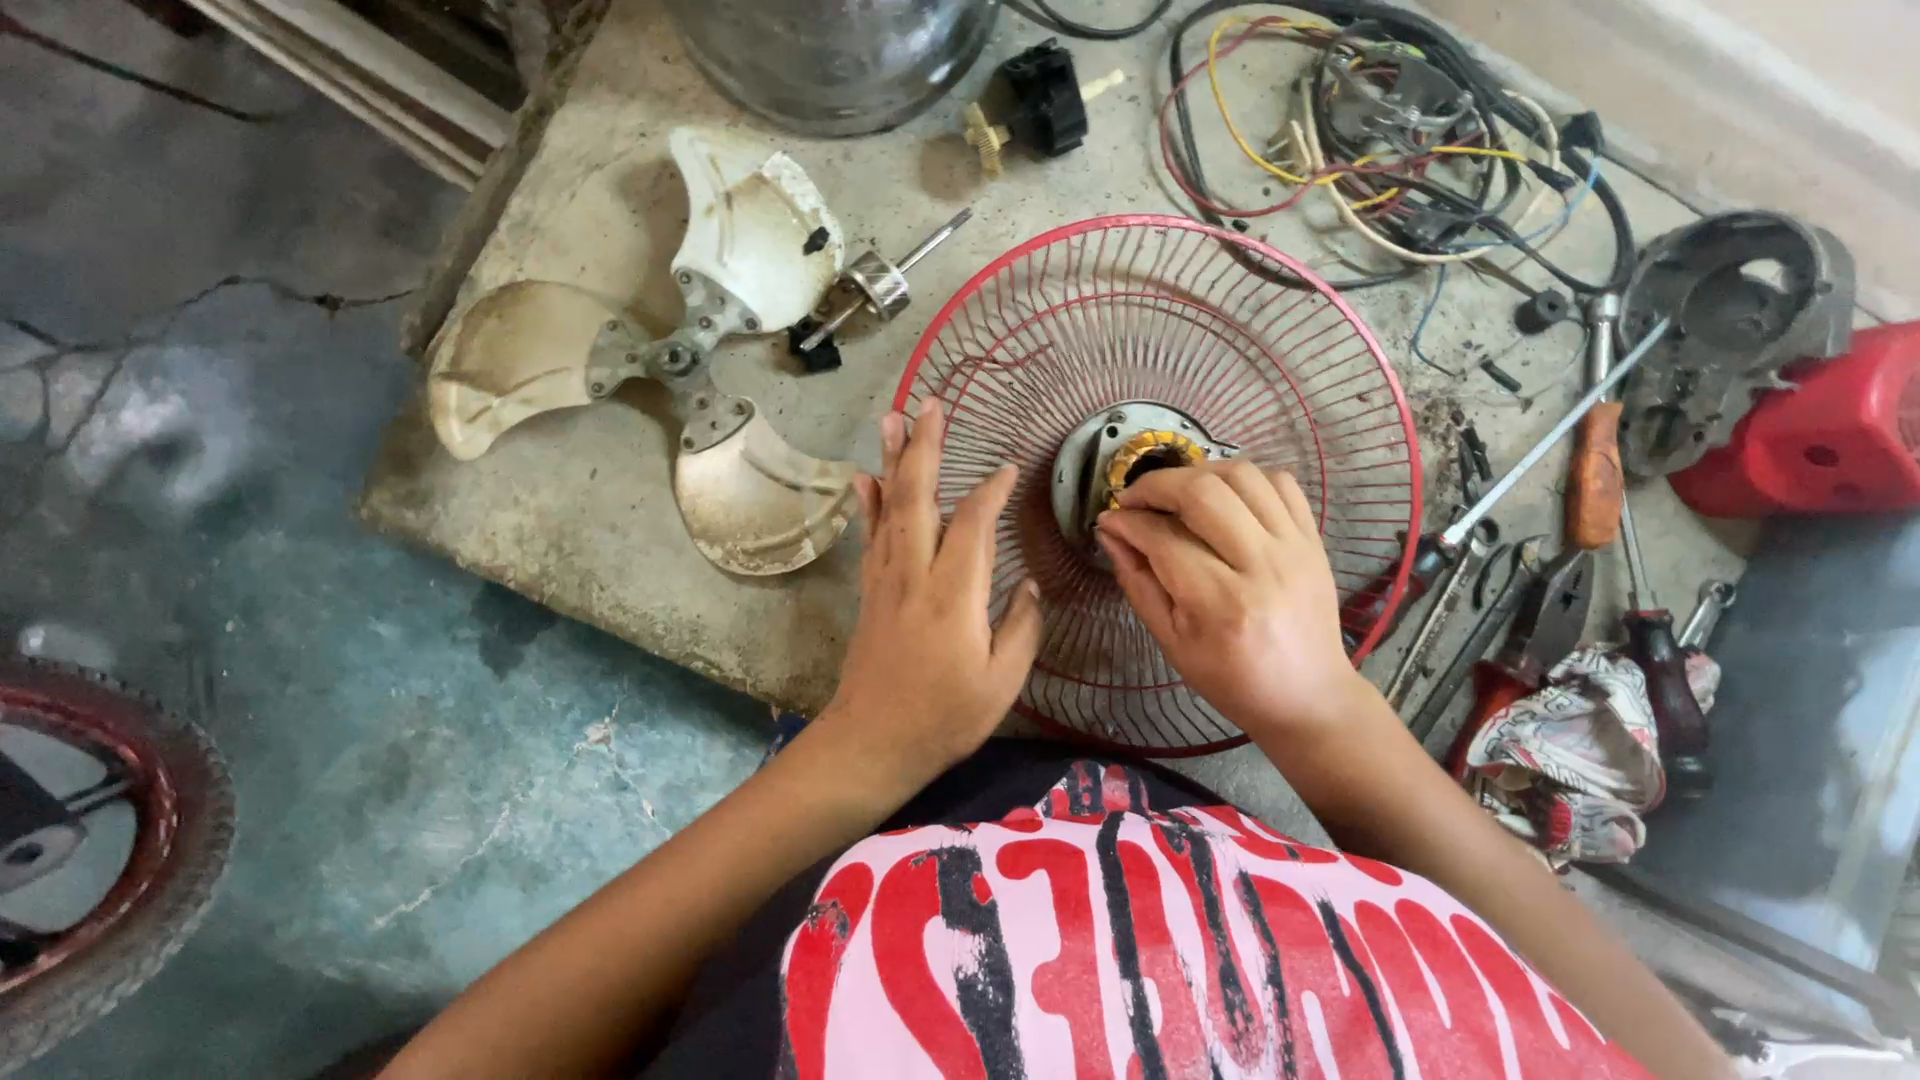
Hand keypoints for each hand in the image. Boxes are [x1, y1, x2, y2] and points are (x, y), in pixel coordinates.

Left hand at [817, 399, 1042, 790]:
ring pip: (889, 506)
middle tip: (931, 402)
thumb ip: (1021, 627)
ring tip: (894, 416)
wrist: (871, 742)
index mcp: (953, 595)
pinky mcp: (870, 591)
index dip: (991, 490)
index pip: (972, 523)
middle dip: (926, 446)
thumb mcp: (1002, 682)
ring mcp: (885, 579)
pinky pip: (870, 534)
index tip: (1008, 468)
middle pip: (918, 496)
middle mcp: (913, 574)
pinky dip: (868, 501)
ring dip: (894, 459)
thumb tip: (1027, 583)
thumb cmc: (944, 718)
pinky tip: (864, 476)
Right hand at [1097, 462, 1371, 741]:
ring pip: (1242, 475)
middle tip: (1134, 498)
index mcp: (1222, 604)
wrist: (1307, 695)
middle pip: (1203, 493)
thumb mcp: (1171, 642)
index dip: (1128, 522)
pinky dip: (1245, 477)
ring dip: (1198, 472)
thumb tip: (1111, 532)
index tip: (1109, 519)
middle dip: (1157, 485)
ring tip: (1176, 492)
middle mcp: (1263, 566)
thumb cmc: (1231, 678)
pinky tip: (1222, 496)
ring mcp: (1295, 547)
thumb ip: (1138, 583)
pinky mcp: (1313, 539)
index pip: (1164, 539)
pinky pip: (1280, 482)